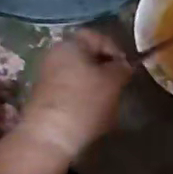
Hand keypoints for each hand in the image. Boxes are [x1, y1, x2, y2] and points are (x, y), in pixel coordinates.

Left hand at [15, 30, 134, 162]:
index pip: (97, 37)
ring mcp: (47, 76)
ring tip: (108, 102)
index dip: (116, 50)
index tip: (127, 69)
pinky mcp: (44, 97)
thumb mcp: (112, 82)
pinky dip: (83, 97)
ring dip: (96, 85)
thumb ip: (121, 68)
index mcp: (70, 45)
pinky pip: (70, 90)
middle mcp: (55, 55)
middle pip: (87, 56)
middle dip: (106, 69)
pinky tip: (92, 113)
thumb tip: (123, 65)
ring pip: (79, 74)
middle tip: (120, 85)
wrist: (50, 137)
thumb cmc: (85, 102)